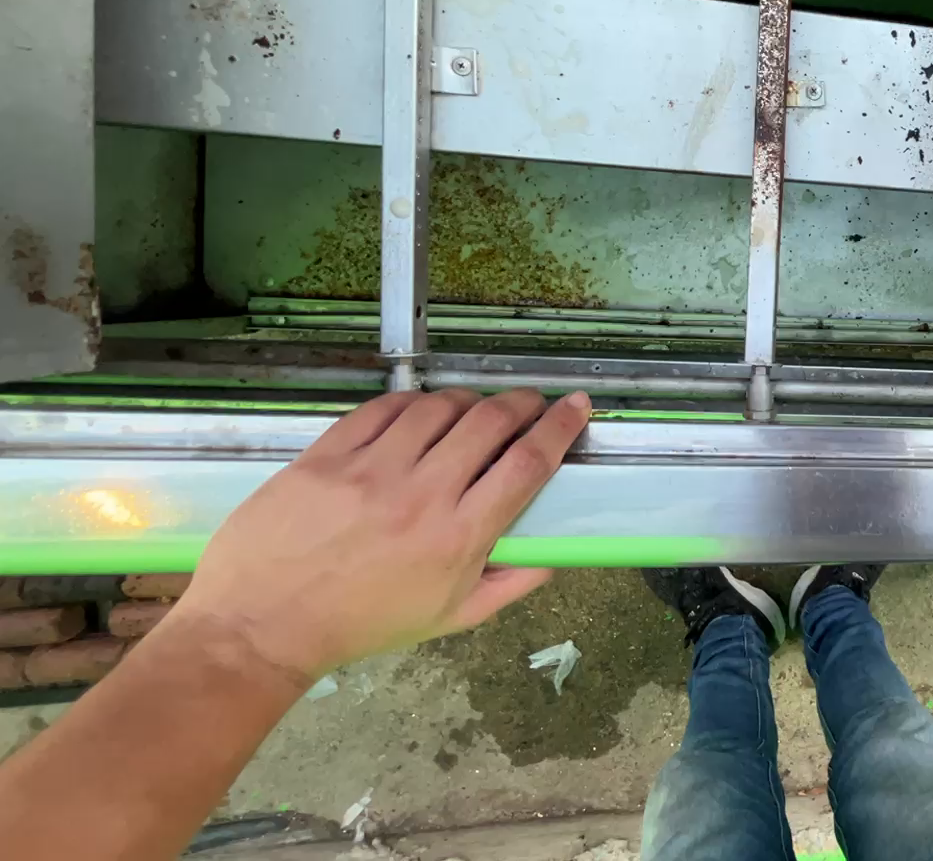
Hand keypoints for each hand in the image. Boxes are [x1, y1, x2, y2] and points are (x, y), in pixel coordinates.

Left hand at [163, 388, 591, 681]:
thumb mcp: (455, 617)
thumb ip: (514, 584)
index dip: (560, 426)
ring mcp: (368, 472)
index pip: (527, 463)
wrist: (254, 632)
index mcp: (460, 535)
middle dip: (523, 402)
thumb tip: (557, 554)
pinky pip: (382, 409)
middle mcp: (421, 495)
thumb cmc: (367, 624)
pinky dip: (414, 402)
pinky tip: (421, 412)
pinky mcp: (323, 459)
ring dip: (470, 400)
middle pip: (490, 422)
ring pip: (439, 407)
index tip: (578, 405)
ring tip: (474, 410)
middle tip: (532, 402)